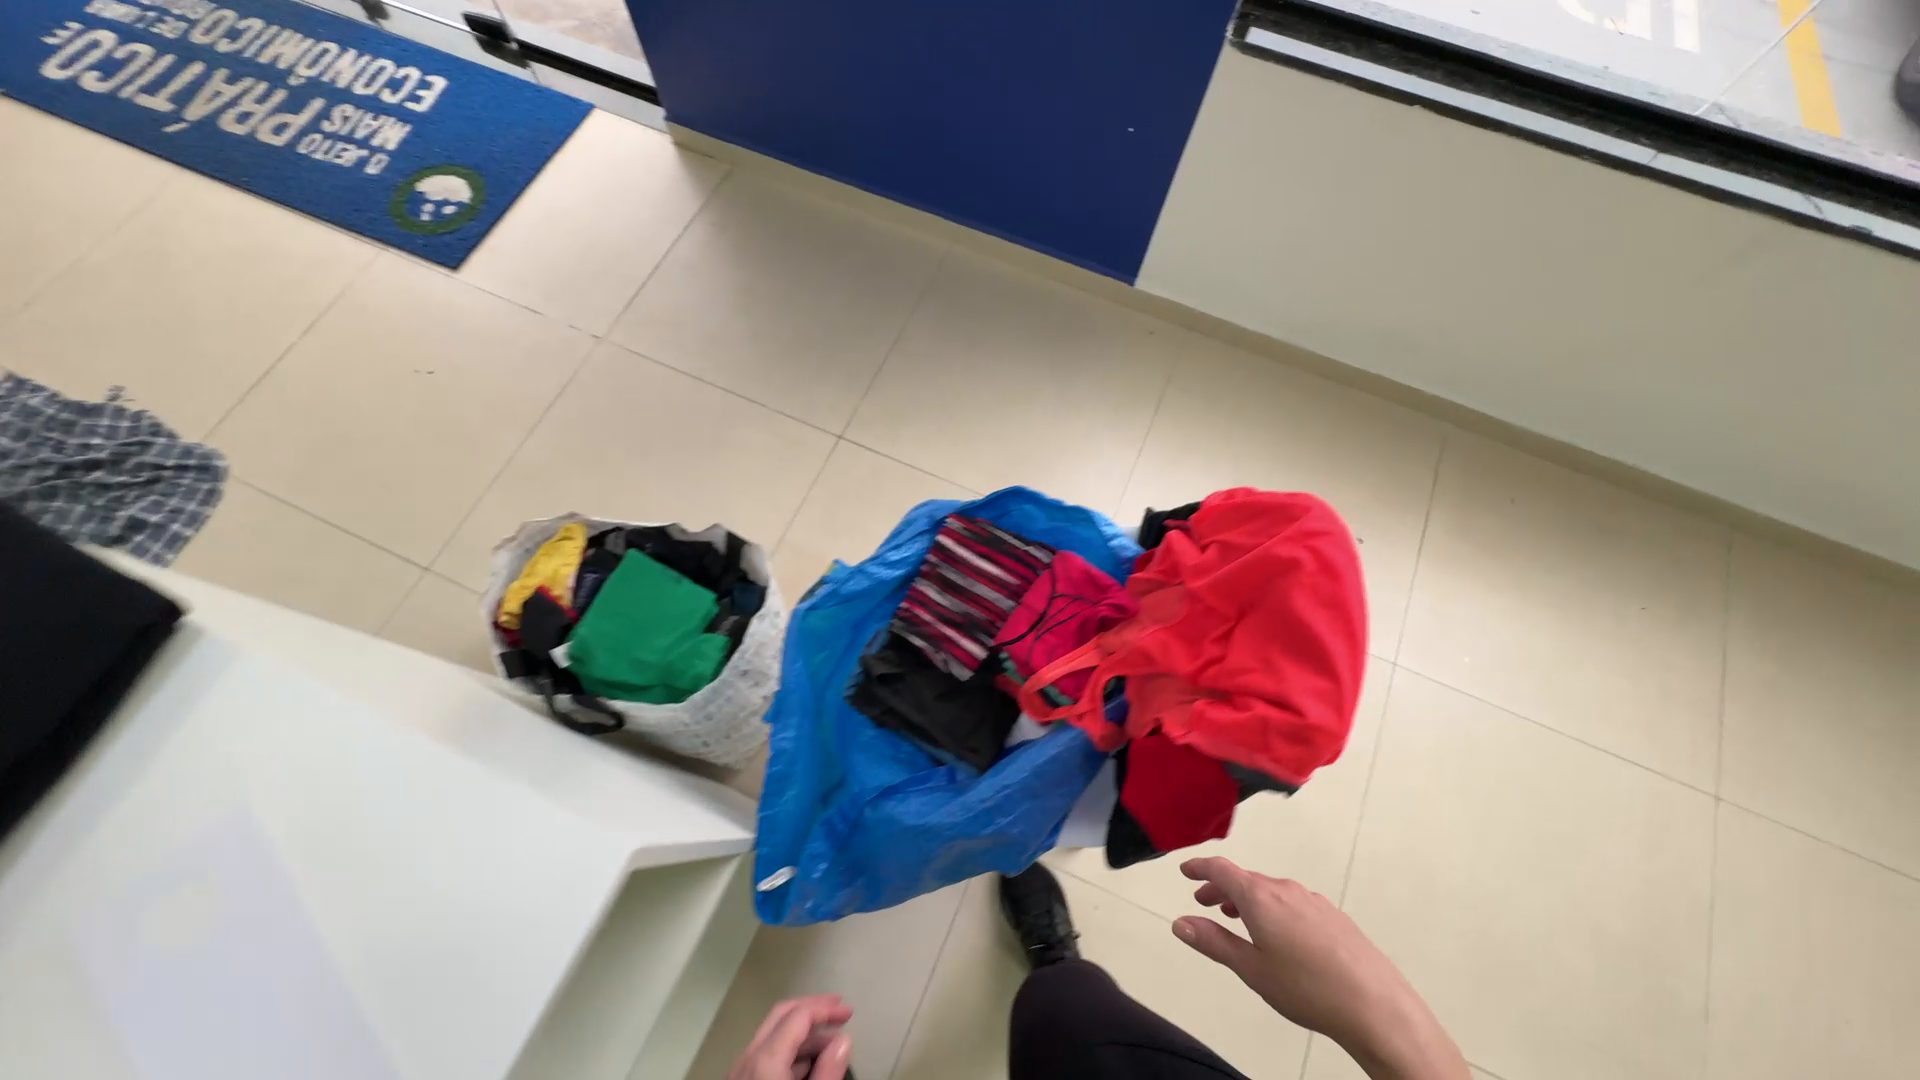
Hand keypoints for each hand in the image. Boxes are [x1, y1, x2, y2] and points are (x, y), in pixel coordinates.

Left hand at [728, 994, 852, 1079]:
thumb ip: (828, 1070)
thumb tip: (844, 1040)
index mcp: (766, 1057)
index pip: (799, 1014)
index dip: (826, 1007)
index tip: (849, 1011)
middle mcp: (748, 1056)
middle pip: (781, 1015)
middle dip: (812, 1008)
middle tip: (839, 1010)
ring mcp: (739, 1070)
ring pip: (772, 1036)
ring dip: (802, 1033)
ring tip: (830, 1043)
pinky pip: (764, 1056)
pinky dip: (788, 1051)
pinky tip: (807, 1065)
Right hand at [1173, 857, 1467, 1079]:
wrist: (1376, 1005)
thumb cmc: (1305, 988)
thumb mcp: (1251, 970)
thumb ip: (1214, 942)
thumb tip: (1179, 922)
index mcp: (1259, 898)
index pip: (1222, 870)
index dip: (1200, 867)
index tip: (1185, 871)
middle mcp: (1285, 890)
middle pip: (1246, 880)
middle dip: (1222, 889)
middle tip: (1205, 904)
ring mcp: (1313, 901)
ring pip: (1271, 891)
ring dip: (1248, 899)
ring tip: (1238, 919)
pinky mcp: (1334, 916)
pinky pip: (1293, 902)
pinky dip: (1274, 908)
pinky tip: (1280, 935)